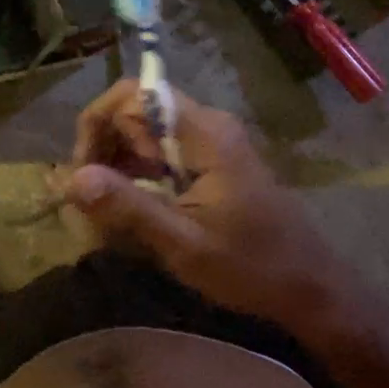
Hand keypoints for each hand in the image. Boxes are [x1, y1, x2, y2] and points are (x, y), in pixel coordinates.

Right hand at [66, 79, 363, 334]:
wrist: (316, 292)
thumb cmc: (252, 267)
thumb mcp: (184, 244)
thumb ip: (128, 207)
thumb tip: (71, 179)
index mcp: (203, 132)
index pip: (133, 95)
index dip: (98, 122)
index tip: (84, 168)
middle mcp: (206, 124)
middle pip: (135, 111)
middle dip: (104, 147)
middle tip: (90, 196)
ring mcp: (211, 141)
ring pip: (145, 131)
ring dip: (118, 162)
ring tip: (105, 207)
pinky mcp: (212, 161)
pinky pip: (161, 151)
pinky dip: (139, 173)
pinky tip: (131, 208)